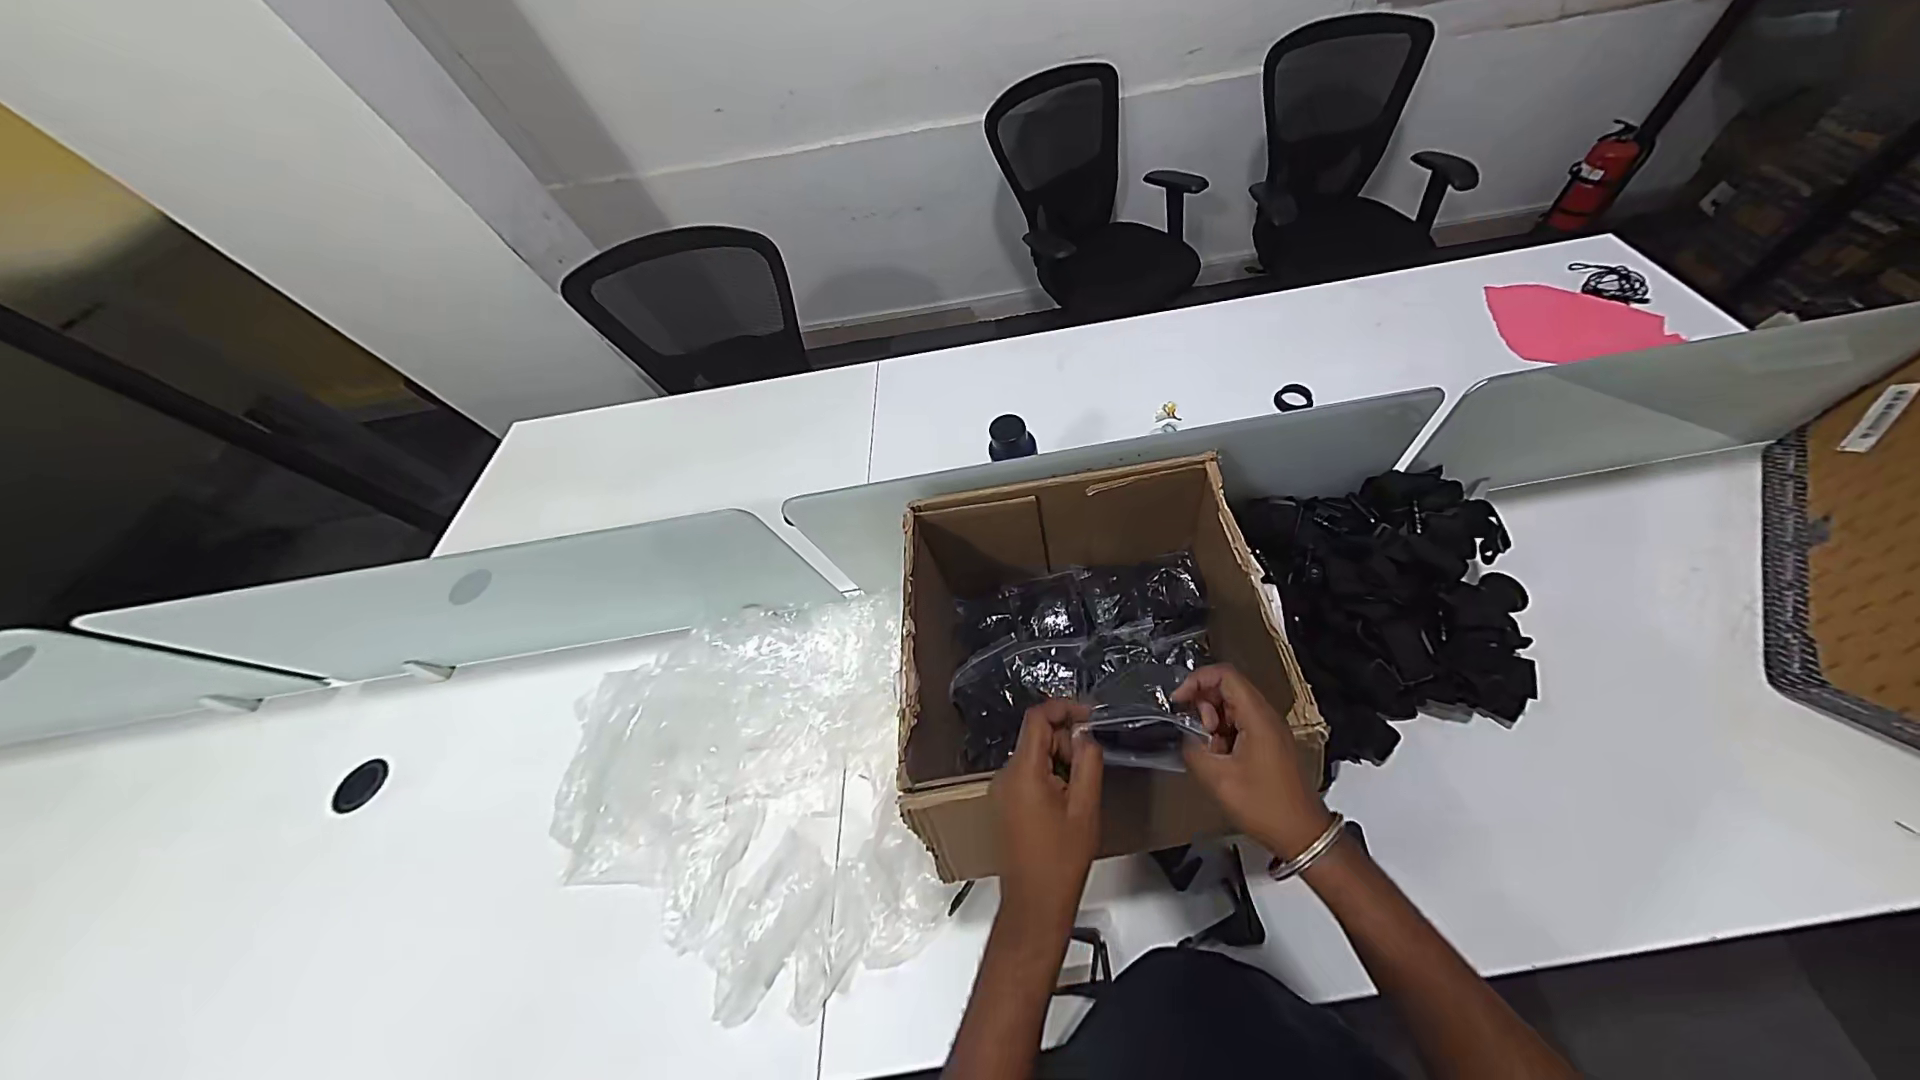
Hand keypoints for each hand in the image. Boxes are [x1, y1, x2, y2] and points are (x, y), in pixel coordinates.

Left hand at [989, 698, 1102, 930]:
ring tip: (1077, 794)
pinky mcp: (1003, 803)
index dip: (1064, 709)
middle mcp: (1005, 775)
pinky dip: (1047, 777)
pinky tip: (1063, 804)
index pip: (1037, 718)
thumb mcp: (1085, 806)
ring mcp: (1000, 790)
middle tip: (1087, 769)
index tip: (1089, 717)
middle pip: (1036, 737)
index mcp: (1022, 771)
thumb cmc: (1061, 859)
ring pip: (1033, 756)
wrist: (1034, 903)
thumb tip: (1086, 734)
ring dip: (1058, 762)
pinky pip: (1026, 774)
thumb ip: (1088, 762)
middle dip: (1065, 743)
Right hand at [1175, 664, 1333, 859]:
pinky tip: (1220, 757)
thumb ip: (1192, 749)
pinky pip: (1240, 723)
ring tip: (1209, 748)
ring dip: (1212, 720)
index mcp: (1257, 717)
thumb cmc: (1265, 807)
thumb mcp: (1217, 778)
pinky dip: (1223, 732)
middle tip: (1196, 730)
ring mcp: (1270, 729)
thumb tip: (1183, 735)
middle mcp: (1266, 716)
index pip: (1225, 675)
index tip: (1179, 700)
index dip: (1197, 680)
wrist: (1303, 834)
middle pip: (1227, 687)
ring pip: (1232, 706)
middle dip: (1203, 704)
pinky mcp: (1270, 742)